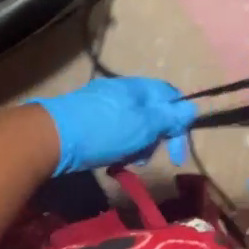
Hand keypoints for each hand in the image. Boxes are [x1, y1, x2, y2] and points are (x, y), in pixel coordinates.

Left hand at [31, 77, 196, 175]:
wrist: (54, 136)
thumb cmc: (105, 131)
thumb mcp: (143, 126)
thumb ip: (169, 117)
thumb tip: (193, 107)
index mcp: (139, 88)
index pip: (170, 96)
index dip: (179, 121)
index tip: (177, 151)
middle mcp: (123, 90)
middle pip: (152, 112)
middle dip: (155, 137)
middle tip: (146, 158)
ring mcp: (105, 102)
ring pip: (134, 124)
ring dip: (137, 145)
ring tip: (126, 161)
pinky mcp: (90, 117)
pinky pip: (116, 130)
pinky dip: (119, 145)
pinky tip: (112, 160)